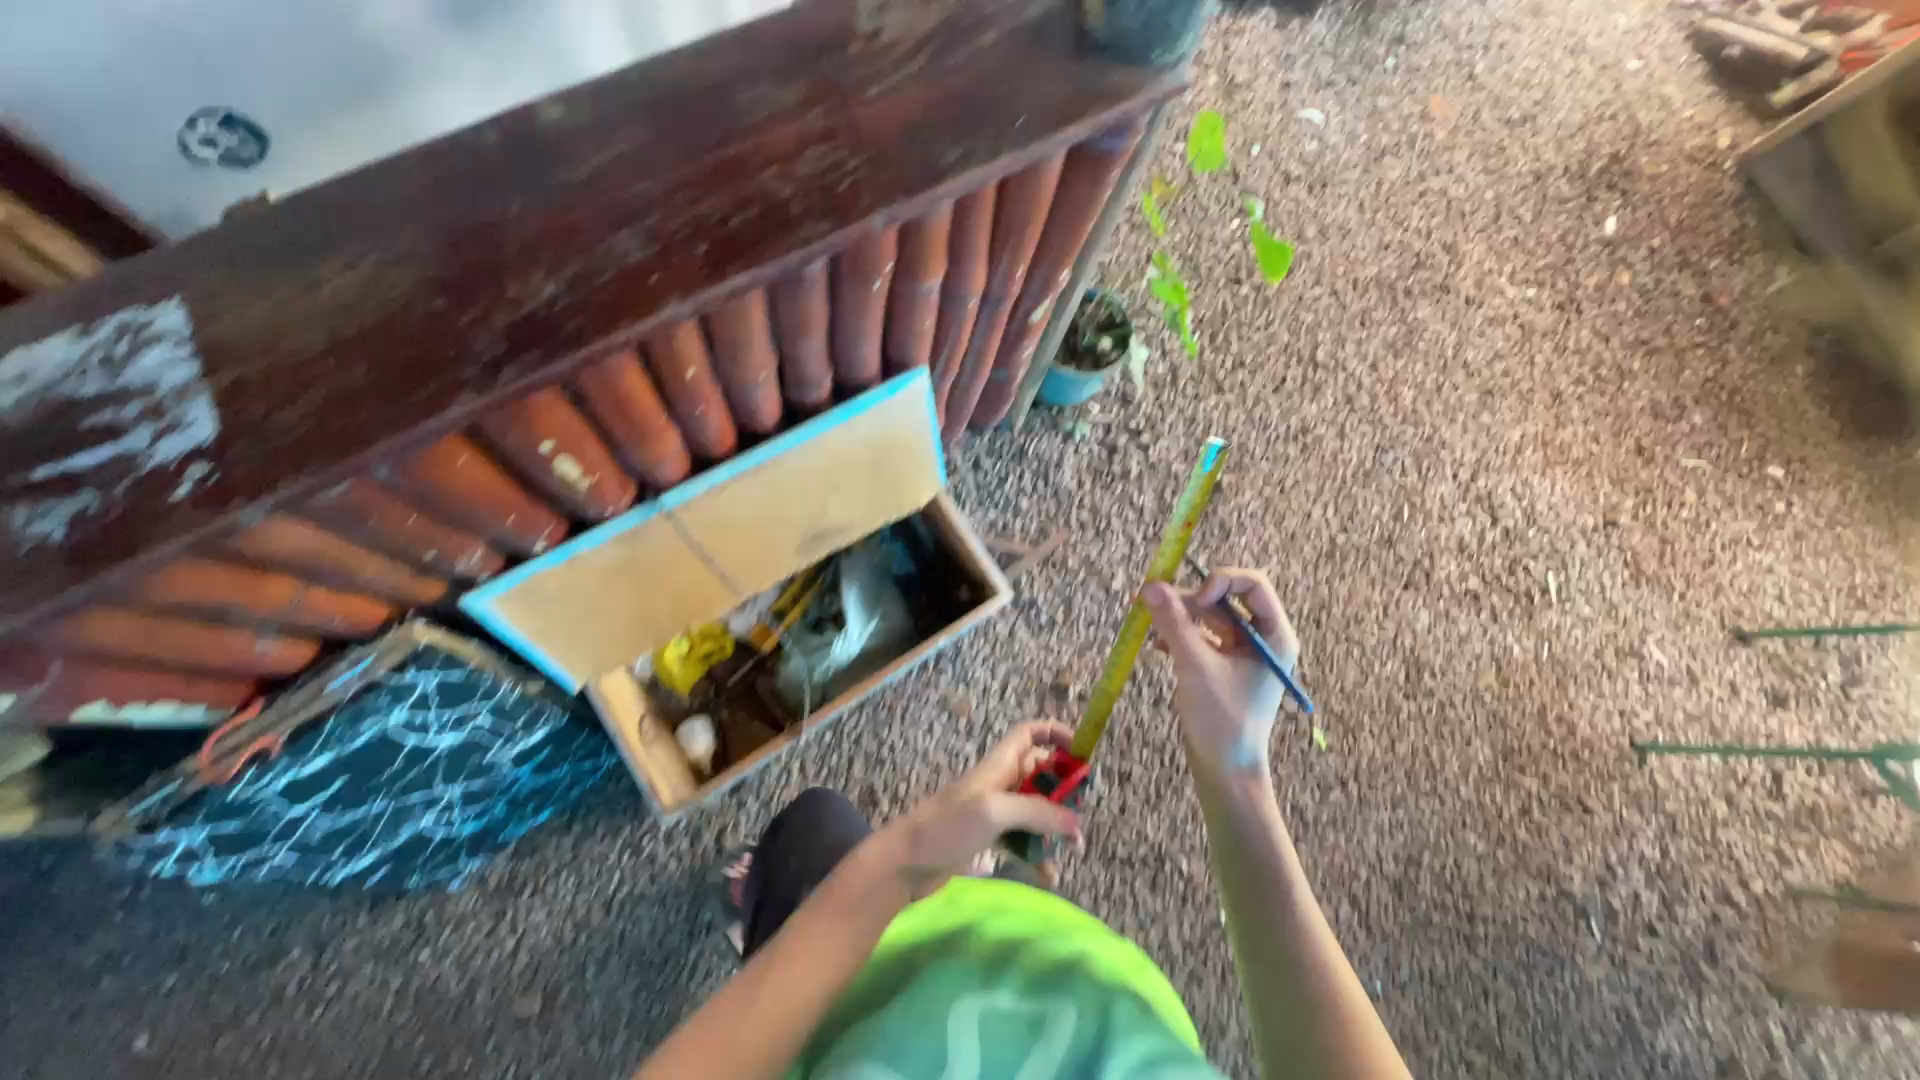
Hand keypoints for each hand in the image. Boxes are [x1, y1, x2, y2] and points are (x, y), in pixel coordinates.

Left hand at [865, 721, 1082, 898]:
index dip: (1056, 734)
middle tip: (1081, 817)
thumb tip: (1075, 823)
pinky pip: (1024, 841)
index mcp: (999, 765)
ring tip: (1074, 848)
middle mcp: (1000, 784)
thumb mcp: (994, 811)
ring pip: (1037, 810)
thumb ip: (1037, 812)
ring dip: (1056, 826)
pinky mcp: (989, 840)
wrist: (905, 864)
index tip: (1082, 755)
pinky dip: (1039, 855)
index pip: (1030, 733)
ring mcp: (995, 813)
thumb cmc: (947, 827)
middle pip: (1042, 774)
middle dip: (1065, 793)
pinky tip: (1049, 875)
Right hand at [1142, 568, 1300, 778]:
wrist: (1225, 769)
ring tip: (1151, 625)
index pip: (1253, 584)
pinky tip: (1158, 645)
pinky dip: (1180, 635)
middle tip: (1155, 604)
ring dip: (1181, 617)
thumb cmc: (1221, 720)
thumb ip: (1174, 623)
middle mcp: (1262, 639)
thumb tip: (1150, 586)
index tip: (1194, 599)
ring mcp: (1243, 652)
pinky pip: (1202, 636)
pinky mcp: (1223, 665)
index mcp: (1275, 636)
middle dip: (1191, 599)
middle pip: (1226, 598)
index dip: (1221, 582)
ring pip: (1210, 617)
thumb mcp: (1195, 666)